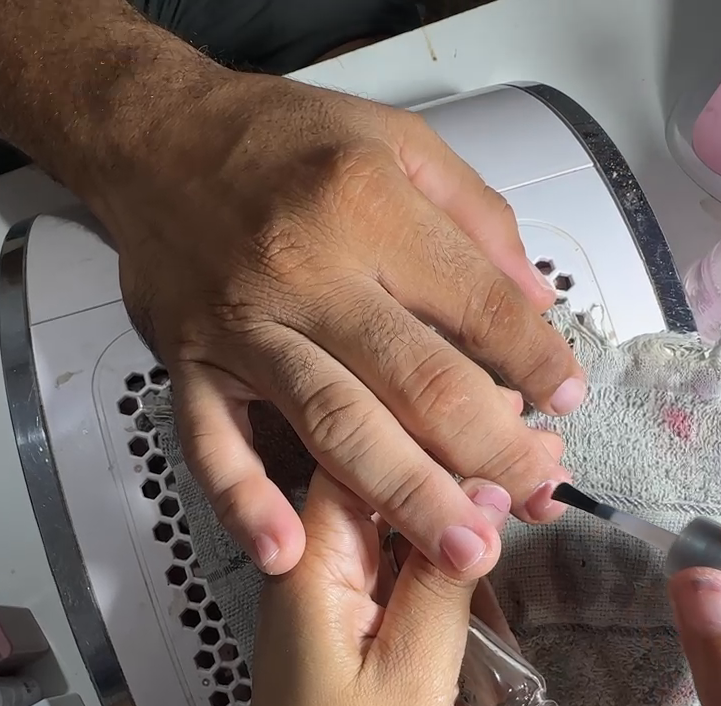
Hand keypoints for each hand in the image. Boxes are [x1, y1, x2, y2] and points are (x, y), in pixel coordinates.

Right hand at [81, 71, 580, 580]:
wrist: (154, 137)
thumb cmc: (275, 139)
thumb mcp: (395, 140)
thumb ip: (474, 216)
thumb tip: (532, 300)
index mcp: (367, 208)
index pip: (475, 300)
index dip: (533, 358)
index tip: (566, 400)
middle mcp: (306, 275)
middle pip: (415, 379)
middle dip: (488, 449)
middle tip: (536, 497)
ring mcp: (243, 329)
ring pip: (334, 423)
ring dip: (405, 496)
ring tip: (463, 549)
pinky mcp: (190, 367)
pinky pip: (212, 443)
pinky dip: (245, 501)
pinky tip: (285, 552)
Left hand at [205, 469, 502, 705]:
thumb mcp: (412, 673)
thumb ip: (445, 582)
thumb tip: (485, 495)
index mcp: (316, 562)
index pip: (365, 458)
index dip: (436, 443)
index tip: (513, 448)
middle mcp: (316, 559)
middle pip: (391, 493)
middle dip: (467, 498)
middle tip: (545, 498)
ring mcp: (331, 587)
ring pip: (405, 539)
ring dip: (463, 562)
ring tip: (516, 601)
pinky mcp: (346, 613)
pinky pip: (401, 580)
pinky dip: (444, 599)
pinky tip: (483, 645)